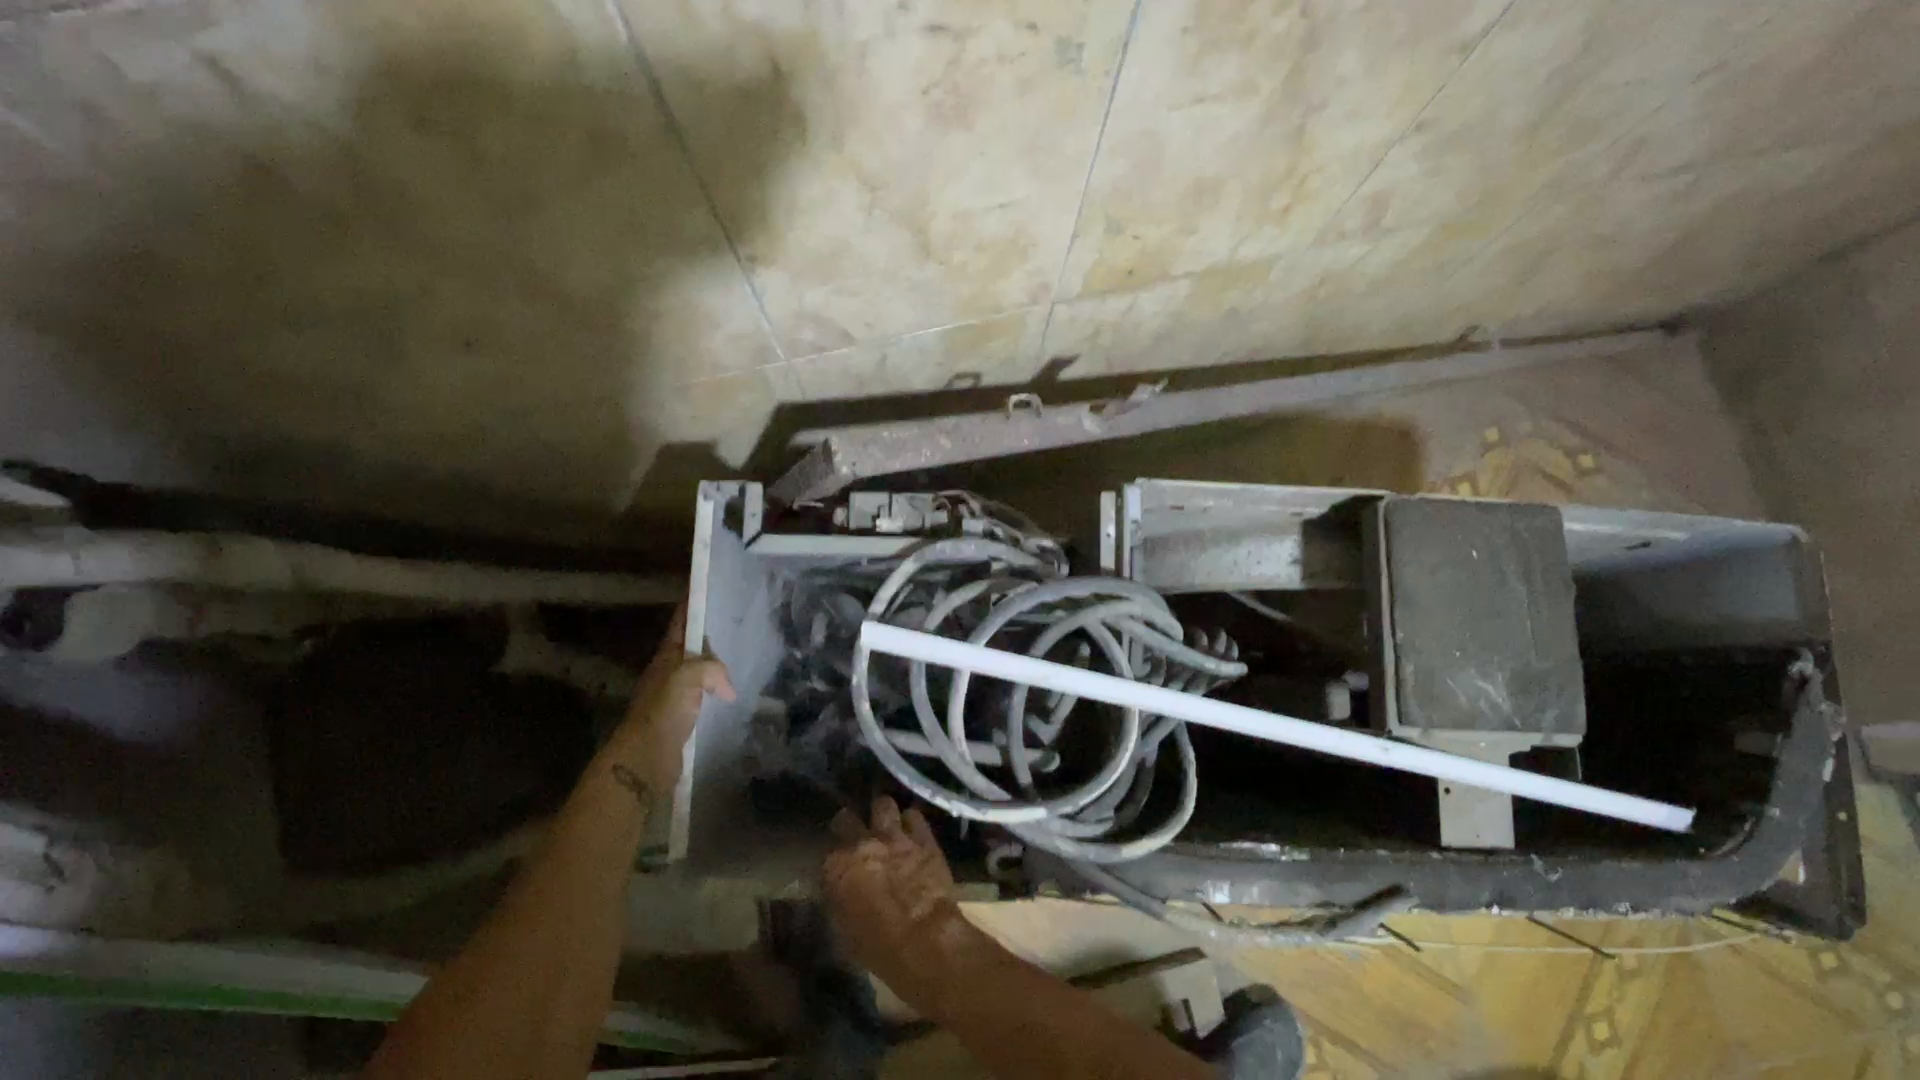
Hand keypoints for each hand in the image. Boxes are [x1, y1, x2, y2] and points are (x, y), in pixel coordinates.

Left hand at [607, 605, 734, 790]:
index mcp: (666, 657)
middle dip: (710, 634)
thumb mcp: (686, 678)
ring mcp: (675, 697)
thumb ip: (710, 669)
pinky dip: (719, 694)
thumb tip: (729, 688)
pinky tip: (736, 697)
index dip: (693, 603)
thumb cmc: (662, 713)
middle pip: (692, 647)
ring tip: (746, 658)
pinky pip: (706, 698)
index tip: (710, 587)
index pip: (681, 622)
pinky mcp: (684, 720)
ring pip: (700, 673)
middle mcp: (669, 673)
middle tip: (741, 623)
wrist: (646, 759)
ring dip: (717, 666)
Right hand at [824, 797, 982, 1001]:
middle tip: (856, 834)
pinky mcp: (923, 838)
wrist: (924, 940)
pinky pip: (914, 816)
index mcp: (835, 867)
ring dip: (883, 813)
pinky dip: (911, 822)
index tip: (837, 863)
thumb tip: (835, 890)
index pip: (825, 850)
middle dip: (850, 824)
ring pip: (883, 805)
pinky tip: (912, 830)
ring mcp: (894, 837)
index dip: (832, 856)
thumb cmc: (877, 946)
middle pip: (847, 818)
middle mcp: (861, 843)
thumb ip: (835, 899)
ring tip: (886, 823)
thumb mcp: (842, 929)